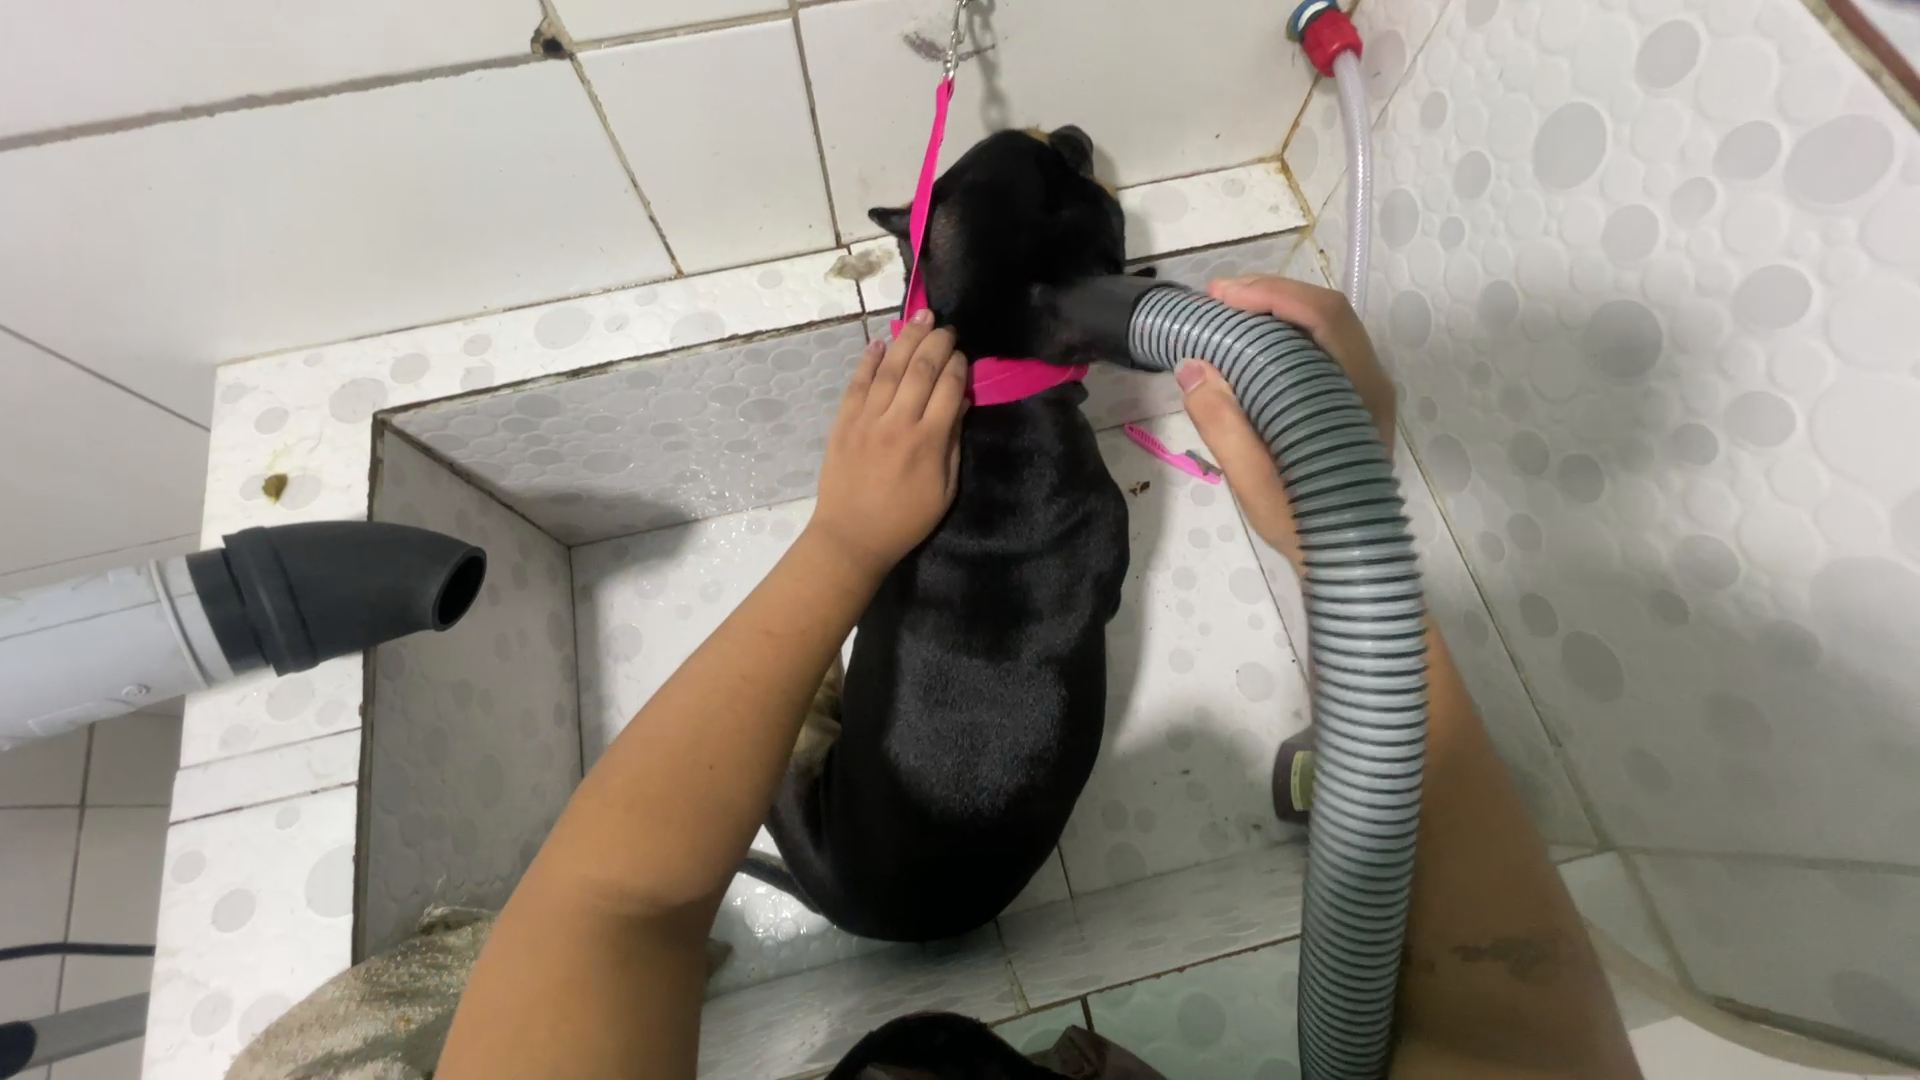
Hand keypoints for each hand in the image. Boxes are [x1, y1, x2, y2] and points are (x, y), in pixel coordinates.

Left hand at [806, 310, 968, 576]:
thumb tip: (959, 403)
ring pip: (889, 368)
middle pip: (921, 369)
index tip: (963, 354)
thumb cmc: (906, 520)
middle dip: (936, 342)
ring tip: (920, 317)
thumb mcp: (945, 489)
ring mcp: (867, 420)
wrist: (852, 536)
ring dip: (906, 338)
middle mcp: (898, 423)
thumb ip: (952, 443)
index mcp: (928, 442)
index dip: (958, 365)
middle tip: (946, 326)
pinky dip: (869, 360)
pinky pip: (857, 383)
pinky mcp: (843, 422)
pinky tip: (880, 342)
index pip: (948, 387)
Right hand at [1179, 275, 1396, 565]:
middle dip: (1269, 295)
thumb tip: (1191, 367)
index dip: (1271, 295)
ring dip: (1275, 313)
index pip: (1324, 318)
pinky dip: (1281, 335)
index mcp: (1358, 394)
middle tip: (1215, 300)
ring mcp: (1362, 390)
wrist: (1344, 558)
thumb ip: (1224, 426)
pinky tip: (1249, 347)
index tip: (1219, 296)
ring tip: (1226, 317)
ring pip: (1323, 328)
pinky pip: (1318, 350)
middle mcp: (1370, 381)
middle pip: (1325, 313)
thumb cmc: (1302, 523)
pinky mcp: (1349, 402)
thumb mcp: (1255, 482)